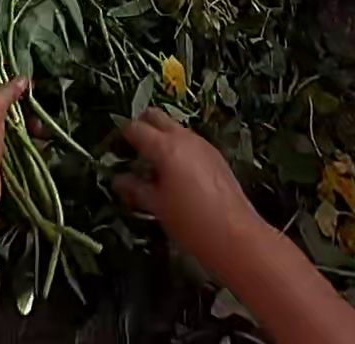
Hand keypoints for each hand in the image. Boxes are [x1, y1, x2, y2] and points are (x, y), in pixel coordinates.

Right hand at [112, 108, 263, 261]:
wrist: (239, 239)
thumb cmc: (192, 223)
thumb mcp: (158, 207)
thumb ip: (136, 189)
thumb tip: (118, 180)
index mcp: (165, 147)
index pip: (135, 128)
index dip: (122, 134)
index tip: (115, 147)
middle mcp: (183, 138)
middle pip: (155, 116)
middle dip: (142, 126)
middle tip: (134, 149)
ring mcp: (202, 144)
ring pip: (174, 127)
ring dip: (161, 136)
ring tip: (155, 165)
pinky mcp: (215, 155)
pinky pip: (189, 141)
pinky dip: (178, 147)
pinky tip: (178, 174)